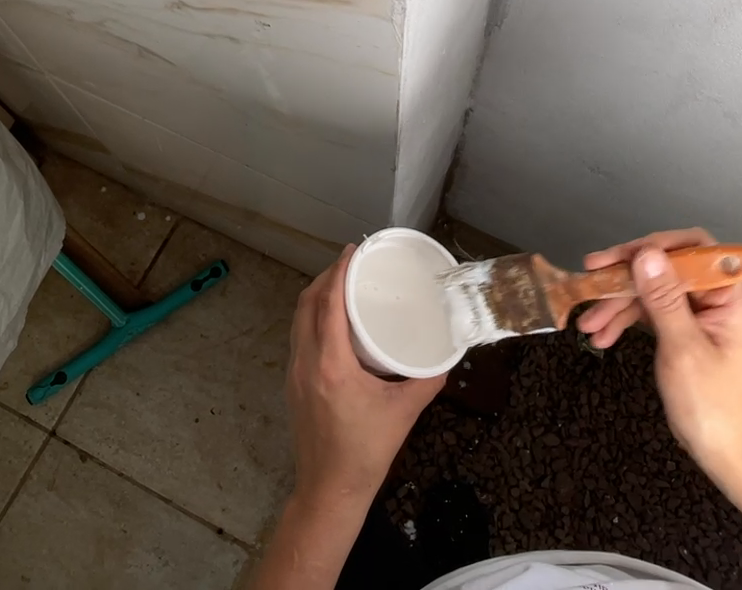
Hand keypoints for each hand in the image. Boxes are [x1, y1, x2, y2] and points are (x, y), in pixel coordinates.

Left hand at [285, 246, 444, 501]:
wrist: (330, 490)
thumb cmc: (366, 452)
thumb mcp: (404, 412)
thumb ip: (428, 380)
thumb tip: (448, 355)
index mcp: (330, 364)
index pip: (328, 304)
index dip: (338, 271)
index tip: (354, 251)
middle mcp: (306, 362)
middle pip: (307, 304)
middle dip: (327, 276)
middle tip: (352, 262)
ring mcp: (294, 372)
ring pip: (298, 319)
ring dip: (316, 295)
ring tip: (342, 283)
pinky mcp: (293, 383)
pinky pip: (298, 335)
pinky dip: (312, 316)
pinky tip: (331, 319)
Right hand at [576, 230, 741, 465]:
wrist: (722, 451)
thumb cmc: (709, 402)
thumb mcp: (682, 347)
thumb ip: (663, 298)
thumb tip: (645, 253)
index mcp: (729, 296)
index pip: (694, 249)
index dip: (656, 246)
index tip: (620, 257)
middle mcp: (714, 297)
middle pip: (665, 267)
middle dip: (626, 277)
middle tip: (590, 277)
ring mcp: (696, 312)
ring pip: (650, 289)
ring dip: (617, 303)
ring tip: (587, 324)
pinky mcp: (680, 327)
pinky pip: (647, 310)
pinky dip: (623, 320)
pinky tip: (601, 336)